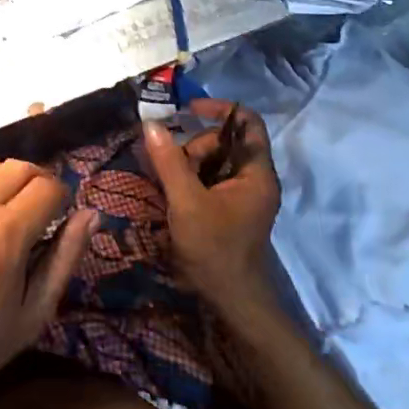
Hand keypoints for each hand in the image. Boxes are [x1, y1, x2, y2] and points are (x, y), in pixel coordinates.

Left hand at [0, 159, 95, 407]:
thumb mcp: (32, 315)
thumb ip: (64, 258)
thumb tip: (91, 214)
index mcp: (0, 238)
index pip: (48, 186)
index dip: (62, 199)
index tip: (60, 219)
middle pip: (19, 166)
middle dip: (38, 183)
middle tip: (39, 213)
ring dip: (7, 181)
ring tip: (7, 214)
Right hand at [143, 99, 281, 308]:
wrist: (230, 299)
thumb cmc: (215, 249)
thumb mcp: (187, 202)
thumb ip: (169, 162)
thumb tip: (152, 124)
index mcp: (256, 173)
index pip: (247, 122)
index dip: (219, 109)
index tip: (187, 110)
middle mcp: (254, 179)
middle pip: (223, 142)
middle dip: (193, 147)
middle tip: (170, 167)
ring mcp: (241, 195)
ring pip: (212, 162)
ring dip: (187, 165)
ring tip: (167, 185)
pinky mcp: (229, 209)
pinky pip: (208, 181)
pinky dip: (189, 181)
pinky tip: (171, 194)